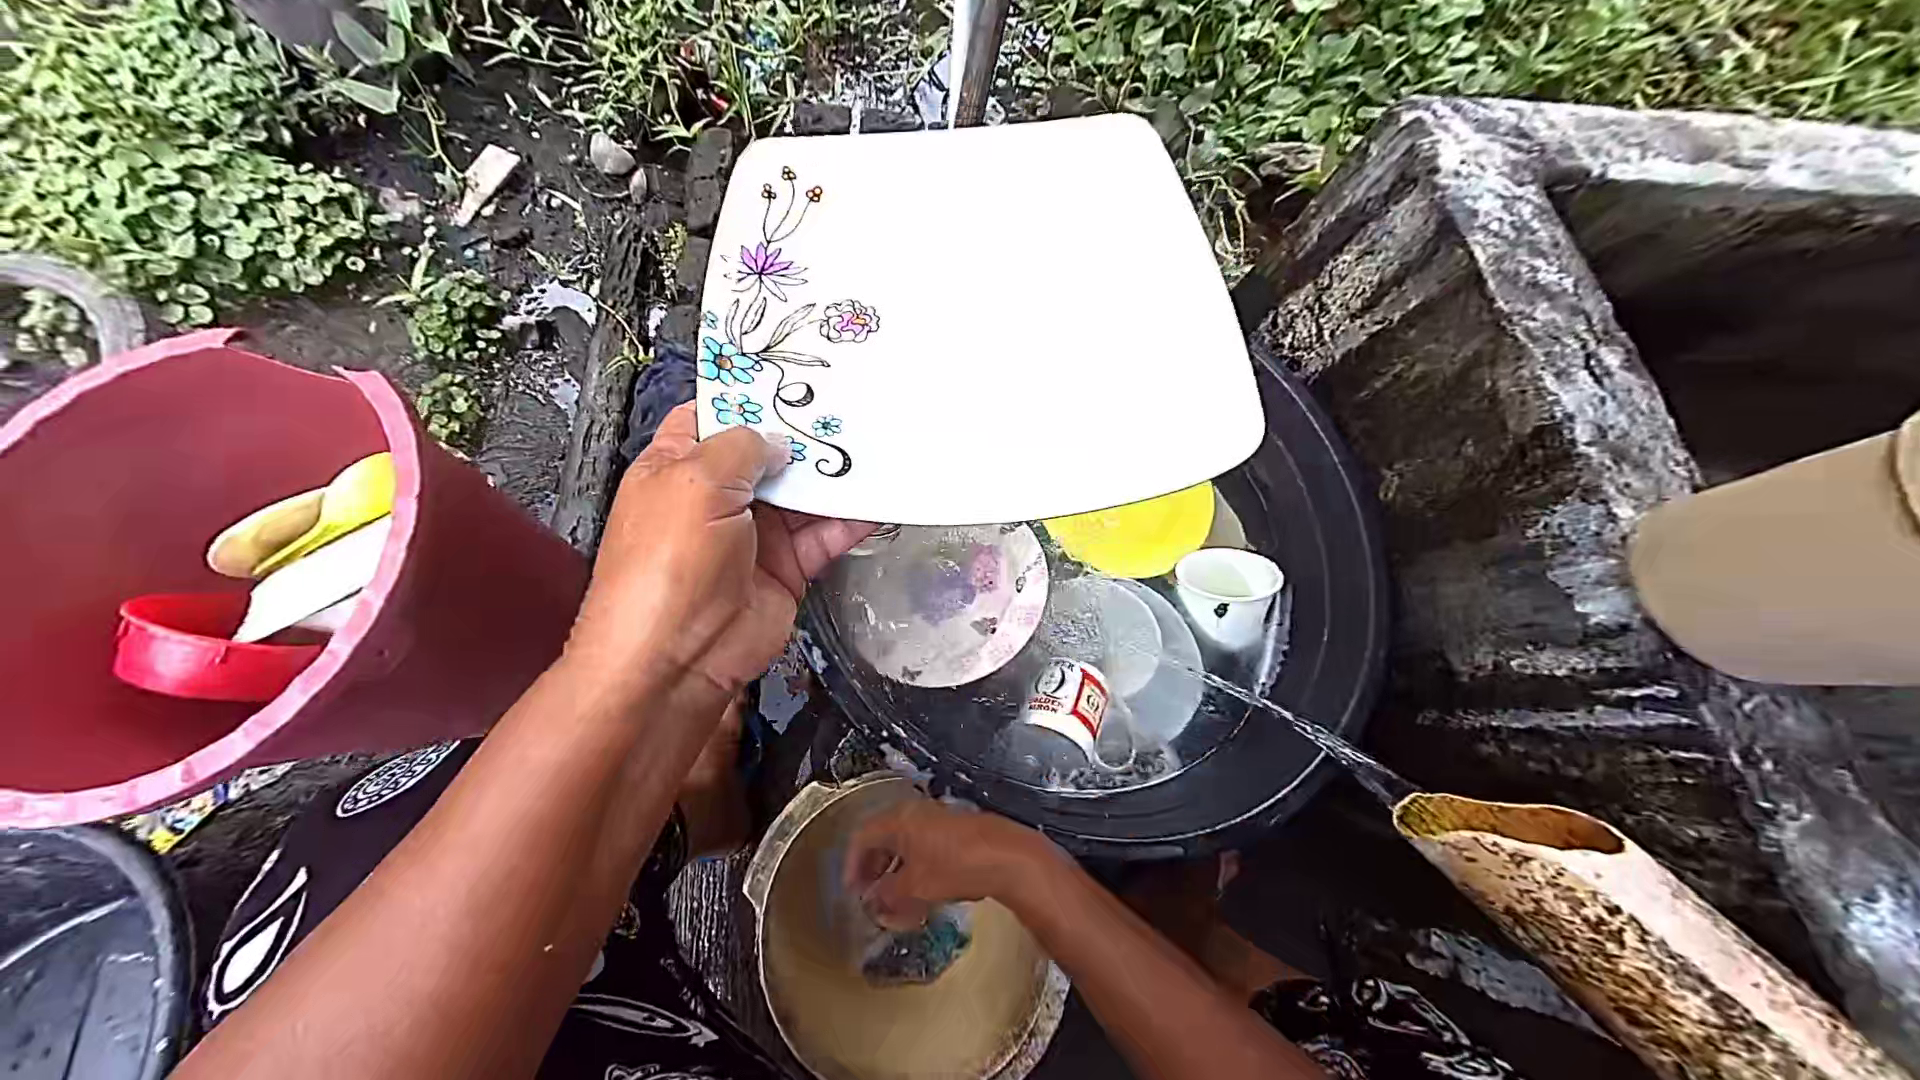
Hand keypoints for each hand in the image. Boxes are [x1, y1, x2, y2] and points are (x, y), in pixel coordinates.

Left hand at [566, 402, 872, 702]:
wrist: (679, 657)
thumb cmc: (667, 564)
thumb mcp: (694, 482)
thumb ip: (740, 449)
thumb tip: (778, 442)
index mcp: (678, 468)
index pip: (714, 417)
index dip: (749, 398)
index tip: (791, 378)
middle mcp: (718, 497)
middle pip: (770, 455)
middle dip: (805, 435)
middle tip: (849, 407)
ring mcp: (756, 534)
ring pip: (804, 494)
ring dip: (835, 476)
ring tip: (873, 446)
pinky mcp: (789, 566)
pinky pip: (826, 534)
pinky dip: (852, 519)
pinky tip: (878, 499)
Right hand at [843, 798, 1062, 929]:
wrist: (1006, 856)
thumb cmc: (955, 866)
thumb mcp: (914, 887)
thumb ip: (887, 895)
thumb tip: (873, 900)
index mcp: (898, 820)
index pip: (862, 837)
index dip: (852, 865)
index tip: (853, 891)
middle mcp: (915, 813)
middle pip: (882, 838)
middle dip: (874, 869)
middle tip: (872, 897)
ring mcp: (937, 819)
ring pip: (905, 844)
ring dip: (896, 872)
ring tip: (897, 902)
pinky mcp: (955, 830)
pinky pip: (924, 846)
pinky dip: (916, 868)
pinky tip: (925, 893)